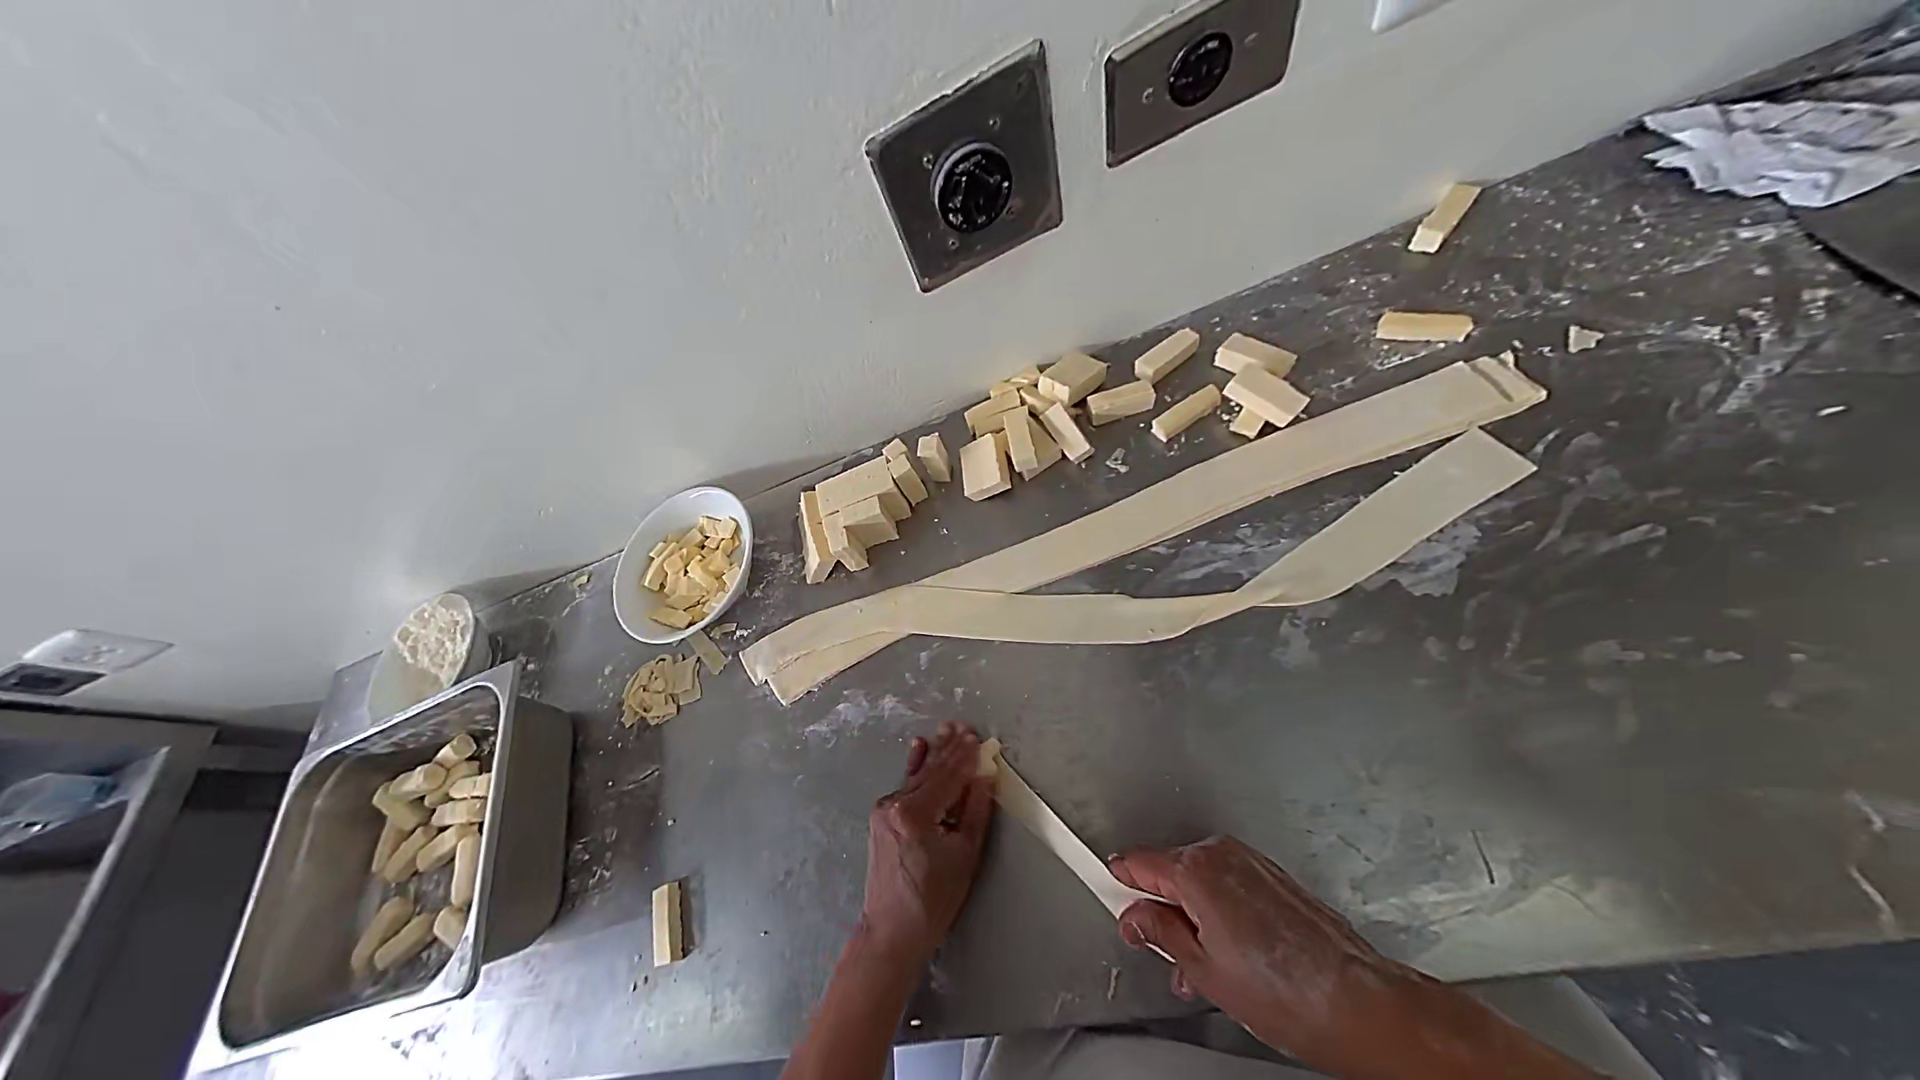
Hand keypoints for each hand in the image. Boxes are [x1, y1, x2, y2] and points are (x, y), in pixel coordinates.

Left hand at [859, 722, 993, 961]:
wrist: (892, 931)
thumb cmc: (934, 900)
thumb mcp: (965, 855)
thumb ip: (975, 811)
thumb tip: (984, 777)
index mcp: (916, 813)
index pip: (948, 777)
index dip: (965, 757)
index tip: (979, 738)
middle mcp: (895, 804)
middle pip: (931, 771)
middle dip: (950, 748)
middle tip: (965, 726)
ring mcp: (884, 809)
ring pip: (918, 775)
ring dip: (936, 753)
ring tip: (948, 728)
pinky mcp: (881, 817)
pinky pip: (904, 786)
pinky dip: (915, 766)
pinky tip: (919, 746)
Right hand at [1110, 836, 1415, 1067]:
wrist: (1359, 1003)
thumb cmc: (1288, 992)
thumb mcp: (1202, 968)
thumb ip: (1158, 930)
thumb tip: (1137, 918)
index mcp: (1196, 870)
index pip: (1136, 861)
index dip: (1116, 880)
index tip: (1101, 883)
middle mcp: (1222, 855)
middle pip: (1168, 869)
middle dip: (1159, 905)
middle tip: (1163, 950)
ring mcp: (1250, 861)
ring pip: (1199, 878)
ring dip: (1191, 911)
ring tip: (1205, 964)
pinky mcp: (1271, 873)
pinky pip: (1227, 881)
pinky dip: (1219, 907)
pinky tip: (1232, 951)